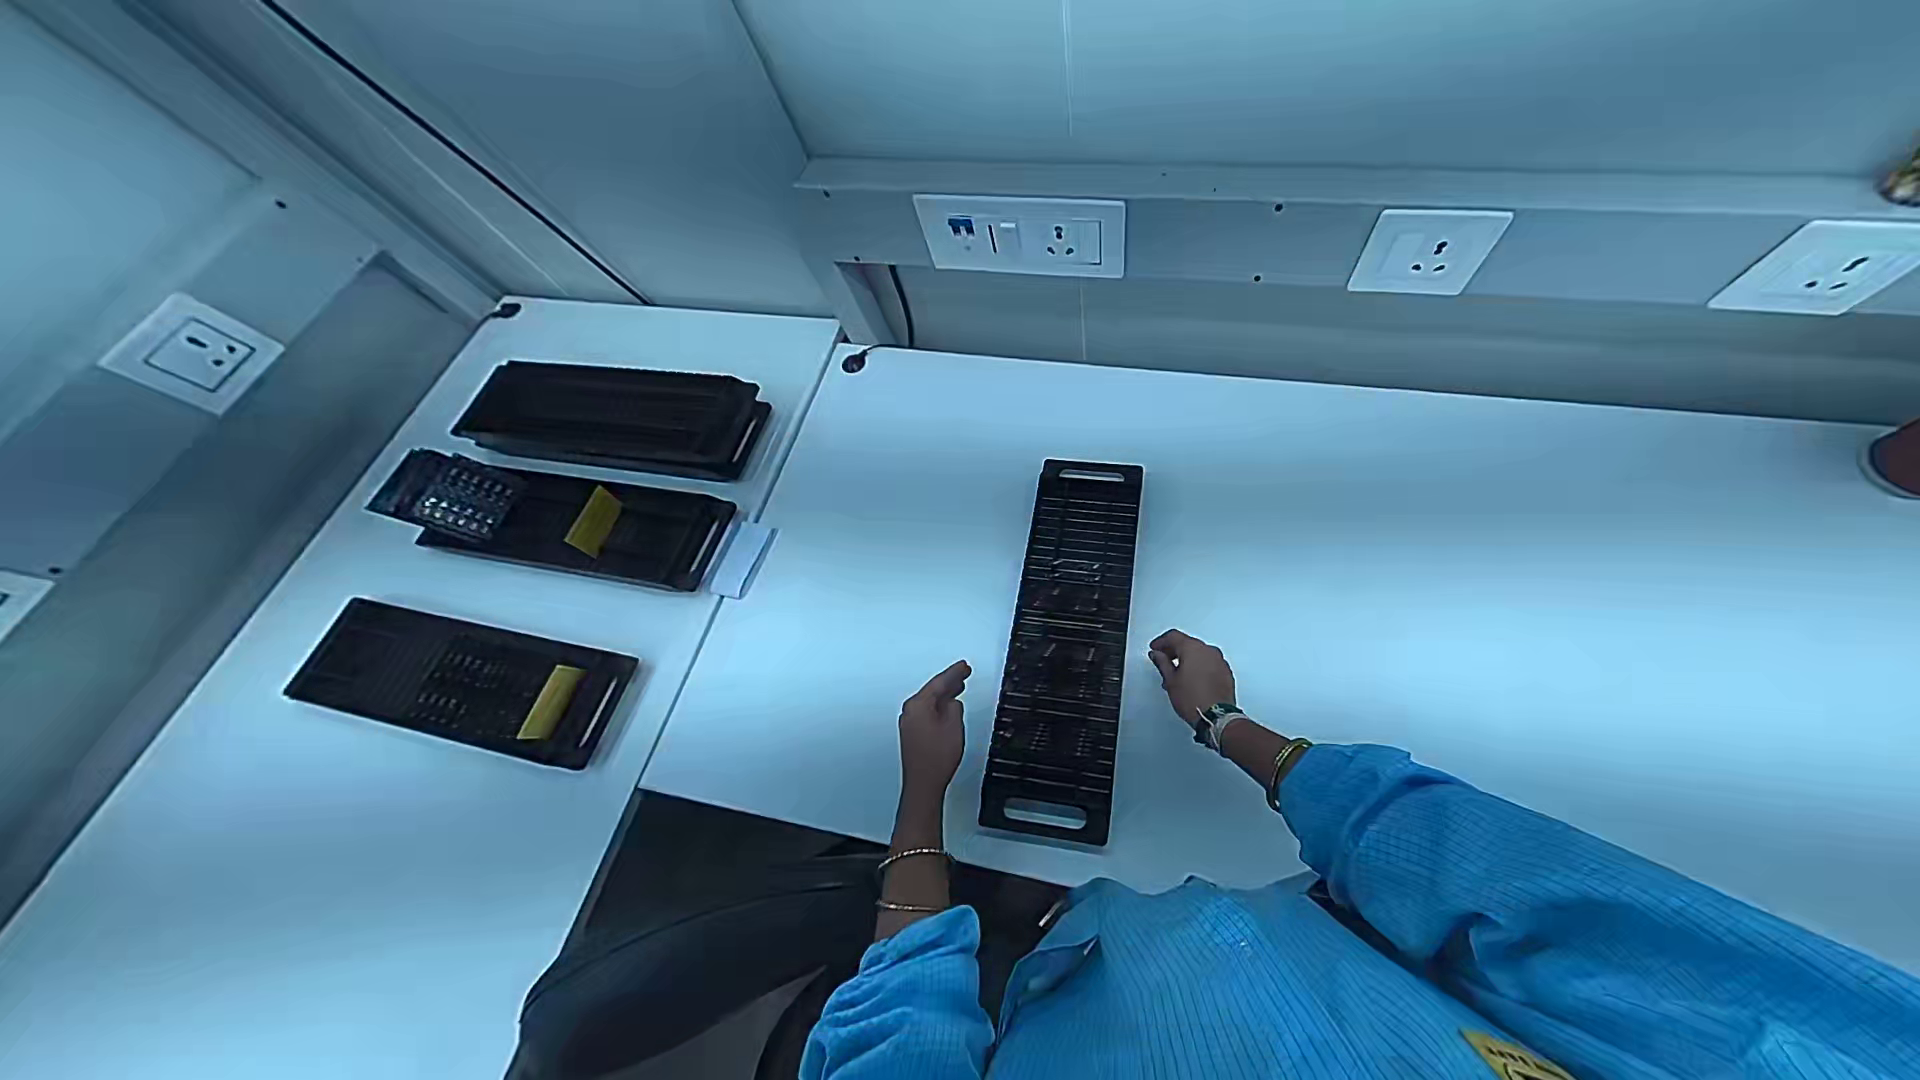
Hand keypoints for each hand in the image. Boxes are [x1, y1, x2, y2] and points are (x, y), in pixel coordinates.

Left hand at [898, 660, 969, 798]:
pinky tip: (947, 708)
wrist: (923, 783)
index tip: (963, 666)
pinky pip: (927, 712)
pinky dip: (938, 707)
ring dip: (944, 694)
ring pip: (930, 701)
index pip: (939, 682)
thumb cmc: (936, 758)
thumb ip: (954, 708)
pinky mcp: (912, 733)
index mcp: (918, 705)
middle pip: (932, 690)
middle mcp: (910, 711)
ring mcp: (909, 723)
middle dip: (949, 681)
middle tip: (963, 672)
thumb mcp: (954, 726)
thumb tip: (952, 702)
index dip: (954, 672)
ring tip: (959, 686)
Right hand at [1148, 629, 1236, 730]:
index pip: (1173, 636)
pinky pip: (1209, 662)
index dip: (1161, 641)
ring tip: (1175, 672)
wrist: (1216, 717)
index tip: (1155, 648)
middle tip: (1162, 658)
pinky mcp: (1226, 672)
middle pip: (1187, 643)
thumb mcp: (1170, 680)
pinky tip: (1191, 678)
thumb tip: (1157, 654)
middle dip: (1173, 650)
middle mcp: (1208, 651)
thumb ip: (1162, 662)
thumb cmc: (1194, 699)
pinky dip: (1199, 666)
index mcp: (1193, 648)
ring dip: (1187, 658)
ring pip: (1199, 653)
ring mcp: (1220, 661)